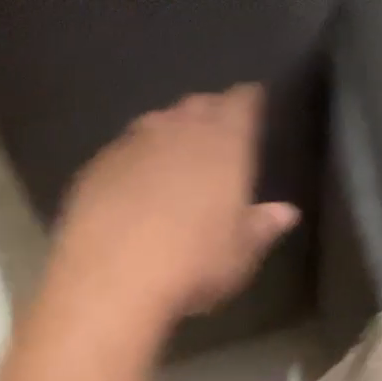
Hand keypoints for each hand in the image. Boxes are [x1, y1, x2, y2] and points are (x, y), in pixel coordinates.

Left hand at [46, 85, 299, 321]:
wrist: (112, 278)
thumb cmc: (193, 265)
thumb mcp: (240, 256)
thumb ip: (262, 227)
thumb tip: (286, 212)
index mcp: (223, 141)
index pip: (244, 101)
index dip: (250, 106)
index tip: (255, 118)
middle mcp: (177, 127)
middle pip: (197, 107)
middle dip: (208, 118)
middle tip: (216, 146)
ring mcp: (131, 142)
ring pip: (157, 125)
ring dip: (168, 140)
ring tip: (174, 170)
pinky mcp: (95, 166)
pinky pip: (123, 154)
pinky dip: (133, 166)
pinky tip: (134, 195)